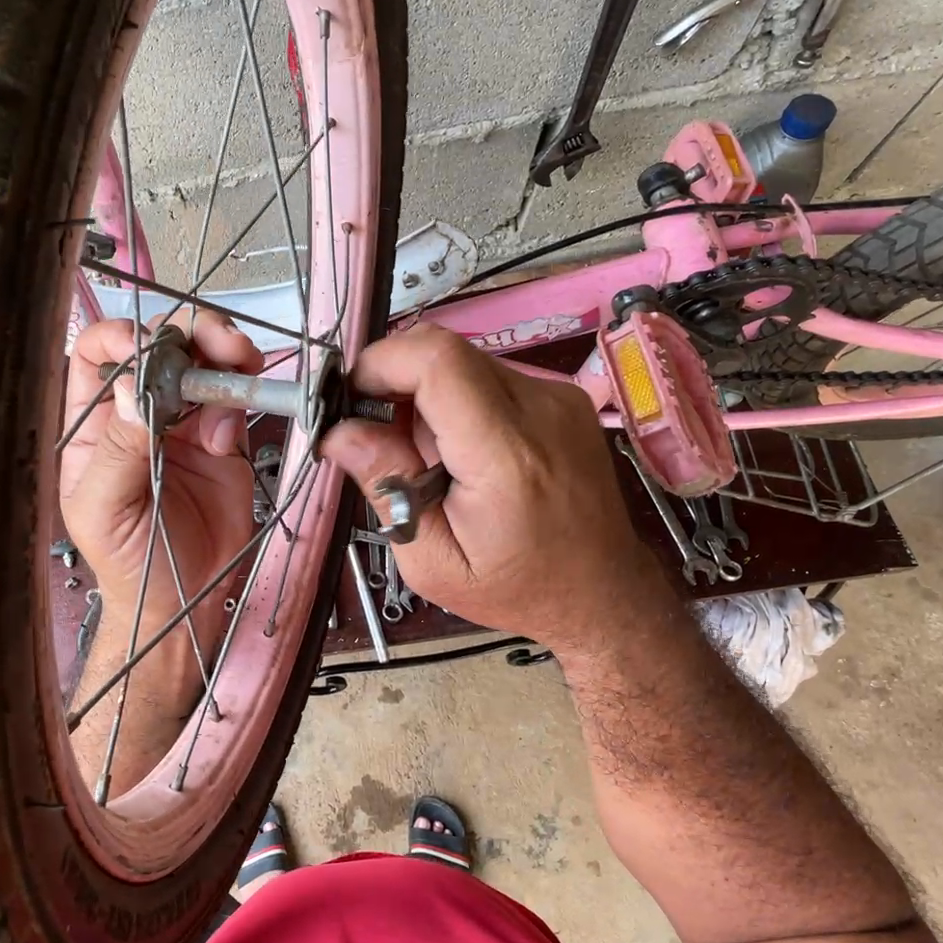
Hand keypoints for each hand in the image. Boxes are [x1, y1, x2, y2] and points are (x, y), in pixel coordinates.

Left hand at [60, 312, 260, 788]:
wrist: (183, 601)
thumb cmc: (128, 563)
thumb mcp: (106, 510)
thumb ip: (118, 450)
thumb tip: (135, 389)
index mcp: (95, 424)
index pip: (97, 356)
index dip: (120, 337)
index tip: (148, 347)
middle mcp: (139, 414)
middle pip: (158, 345)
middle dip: (186, 332)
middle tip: (214, 340)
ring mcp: (183, 423)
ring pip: (200, 363)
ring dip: (221, 349)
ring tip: (239, 356)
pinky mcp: (222, 439)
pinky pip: (233, 398)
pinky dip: (241, 391)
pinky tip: (235, 414)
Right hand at [320, 324, 665, 650]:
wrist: (603, 593)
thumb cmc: (515, 588)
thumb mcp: (432, 561)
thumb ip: (387, 487)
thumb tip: (339, 431)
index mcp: (507, 456)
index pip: (438, 361)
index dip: (382, 363)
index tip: (351, 399)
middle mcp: (541, 409)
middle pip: (446, 349)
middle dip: (394, 377)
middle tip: (374, 429)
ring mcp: (557, 397)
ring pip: (463, 359)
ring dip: (423, 391)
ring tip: (419, 450)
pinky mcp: (561, 396)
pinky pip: (487, 374)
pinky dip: (453, 398)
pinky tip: (454, 447)